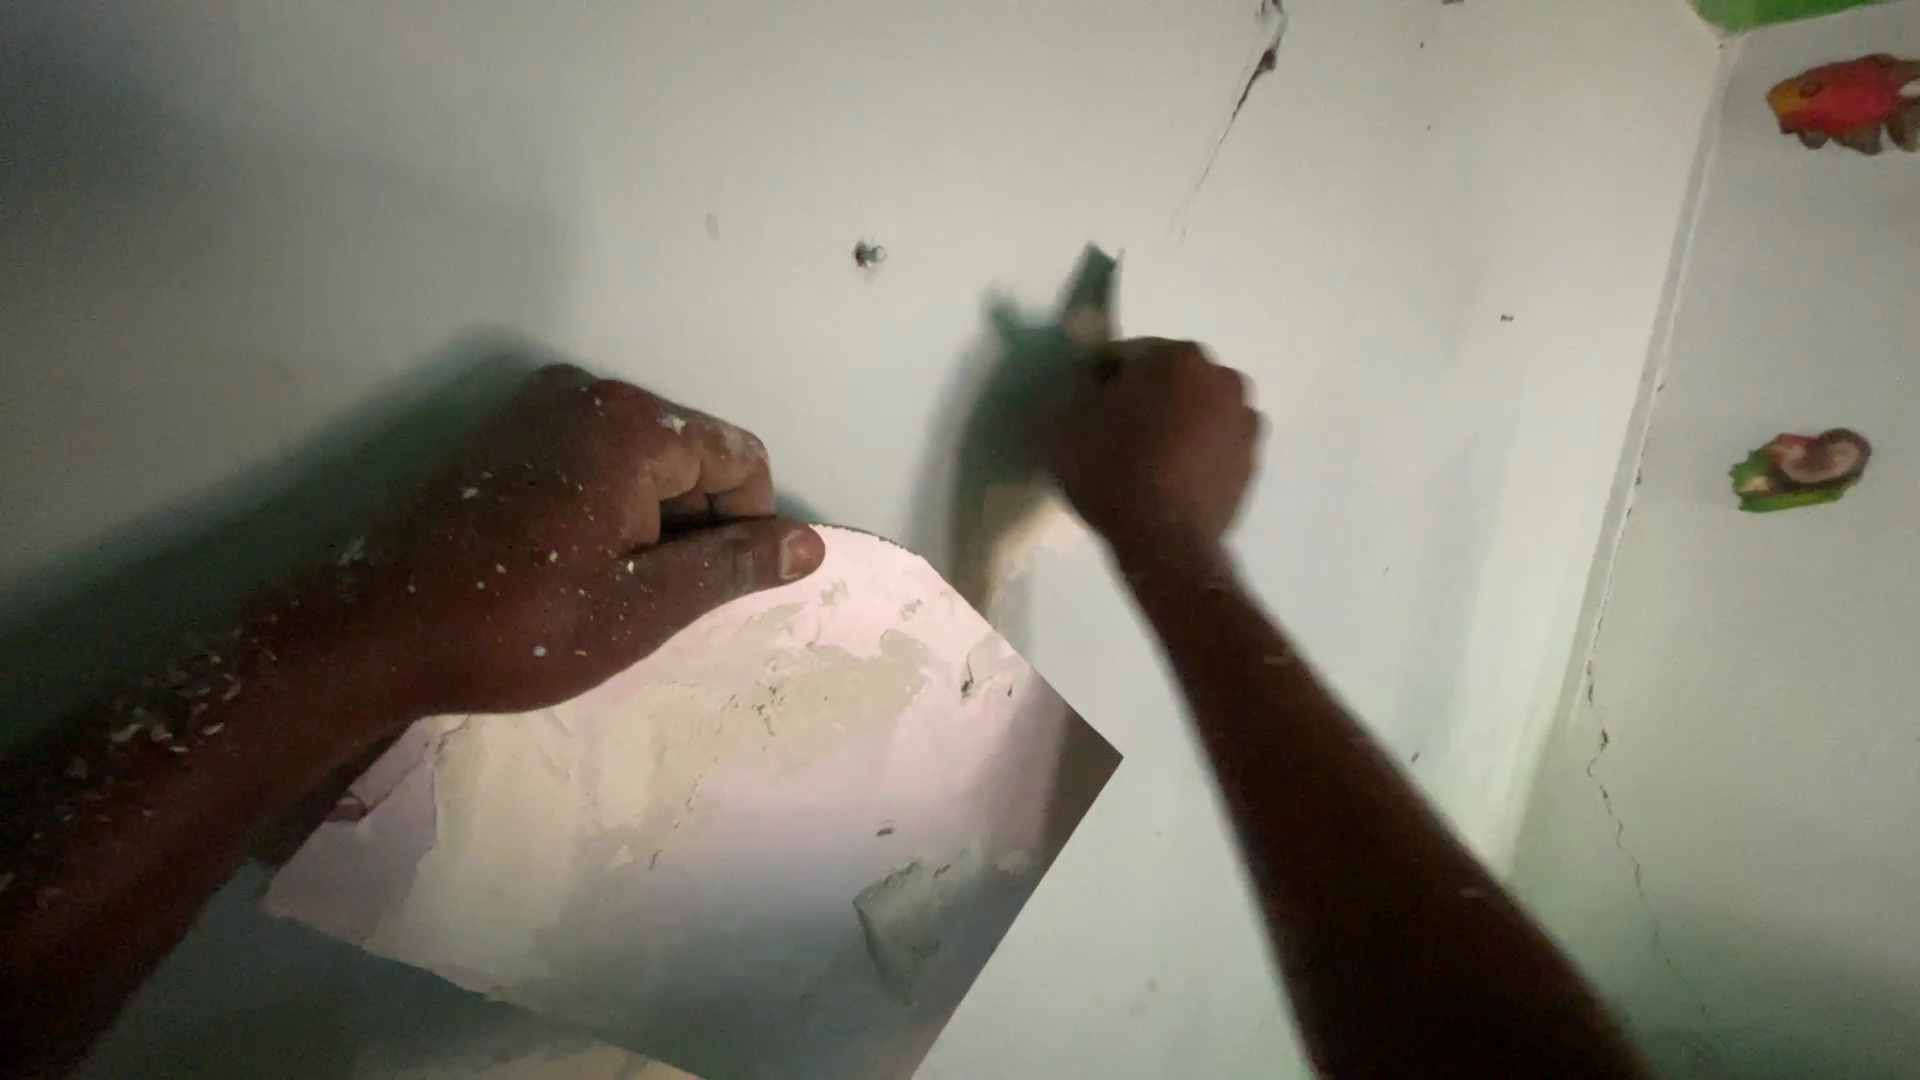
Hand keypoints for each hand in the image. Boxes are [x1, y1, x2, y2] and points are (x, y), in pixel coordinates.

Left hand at [332, 364, 824, 717]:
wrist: (365, 638)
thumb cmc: (518, 625)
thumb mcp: (646, 605)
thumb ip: (736, 565)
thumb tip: (811, 546)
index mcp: (631, 424)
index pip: (743, 459)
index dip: (744, 526)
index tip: (699, 583)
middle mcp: (591, 393)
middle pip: (697, 455)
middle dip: (695, 523)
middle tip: (646, 590)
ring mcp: (544, 406)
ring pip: (653, 462)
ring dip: (656, 522)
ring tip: (604, 579)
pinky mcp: (514, 431)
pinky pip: (605, 460)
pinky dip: (616, 508)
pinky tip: (572, 558)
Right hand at [1046, 338, 1261, 557]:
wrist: (1163, 542)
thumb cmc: (1112, 473)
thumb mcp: (1065, 422)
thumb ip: (1079, 389)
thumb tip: (1098, 386)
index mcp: (1177, 356)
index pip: (1126, 356)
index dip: (1101, 384)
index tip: (1089, 413)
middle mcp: (1222, 377)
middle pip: (1169, 381)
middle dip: (1145, 400)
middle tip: (1117, 438)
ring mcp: (1244, 421)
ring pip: (1196, 412)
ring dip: (1175, 425)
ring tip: (1148, 464)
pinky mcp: (1252, 462)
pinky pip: (1214, 446)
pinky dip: (1196, 454)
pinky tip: (1172, 482)